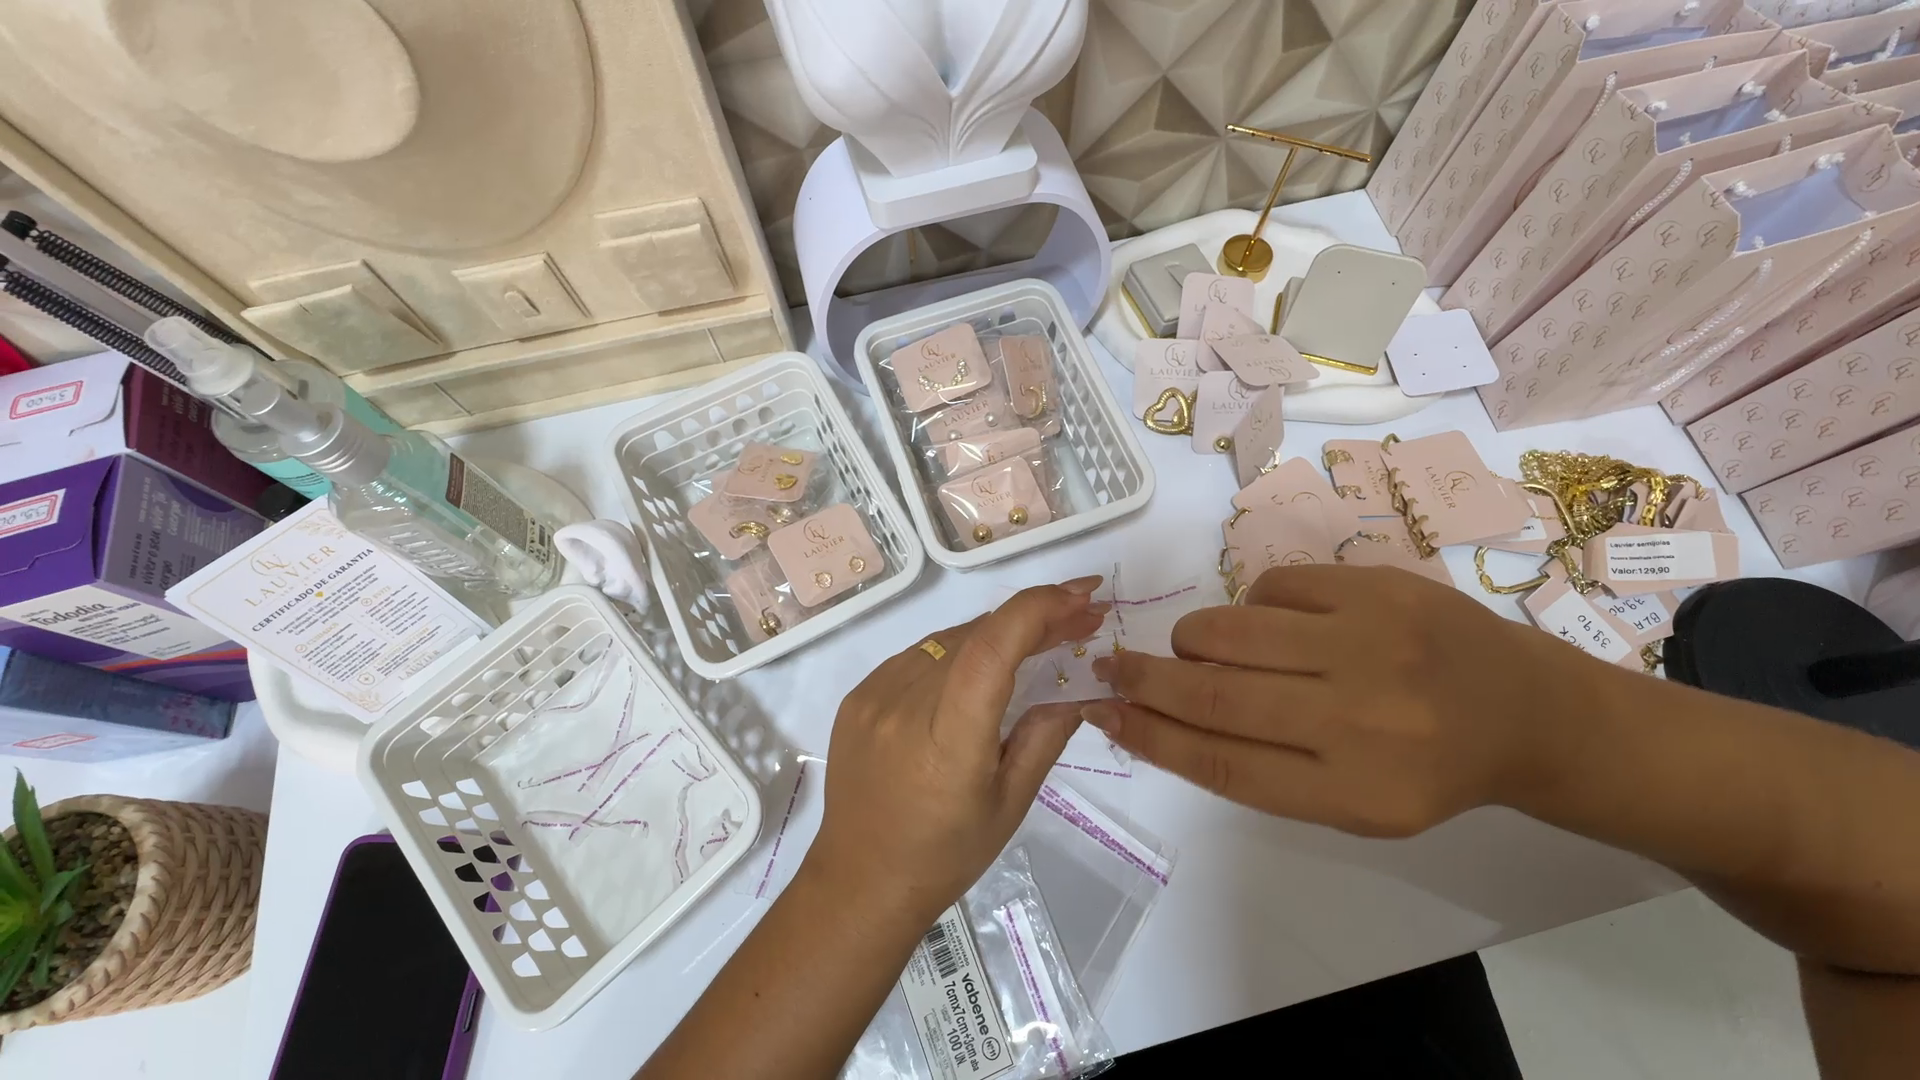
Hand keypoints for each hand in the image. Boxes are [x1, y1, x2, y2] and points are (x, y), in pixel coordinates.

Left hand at [803, 578, 1108, 922]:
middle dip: (1034, 619)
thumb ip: (1044, 739)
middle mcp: (905, 704)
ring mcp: (874, 695)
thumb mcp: (1009, 804)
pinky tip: (982, 664)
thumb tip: (1076, 693)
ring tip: (1040, 639)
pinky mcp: (858, 697)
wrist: (860, 878)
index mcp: (950, 737)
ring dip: (997, 633)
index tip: (1081, 596)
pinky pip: (918, 657)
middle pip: (976, 635)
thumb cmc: (945, 855)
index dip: (1038, 609)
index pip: (992, 647)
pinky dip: (957, 652)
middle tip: (1080, 617)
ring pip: (948, 640)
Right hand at [1086, 564, 1621, 836]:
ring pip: (1233, 631)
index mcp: (1353, 791)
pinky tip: (1268, 623)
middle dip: (1146, 680)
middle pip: (1215, 695)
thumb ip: (1258, 766)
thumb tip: (1160, 716)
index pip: (1222, 764)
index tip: (1104, 715)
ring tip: (1192, 646)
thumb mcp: (1348, 800)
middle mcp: (1361, 719)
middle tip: (1112, 667)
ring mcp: (1372, 644)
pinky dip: (1250, 607)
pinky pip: (1274, 587)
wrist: (1527, 712)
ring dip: (1192, 638)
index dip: (1151, 738)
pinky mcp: (1380, 588)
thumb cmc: (1424, 768)